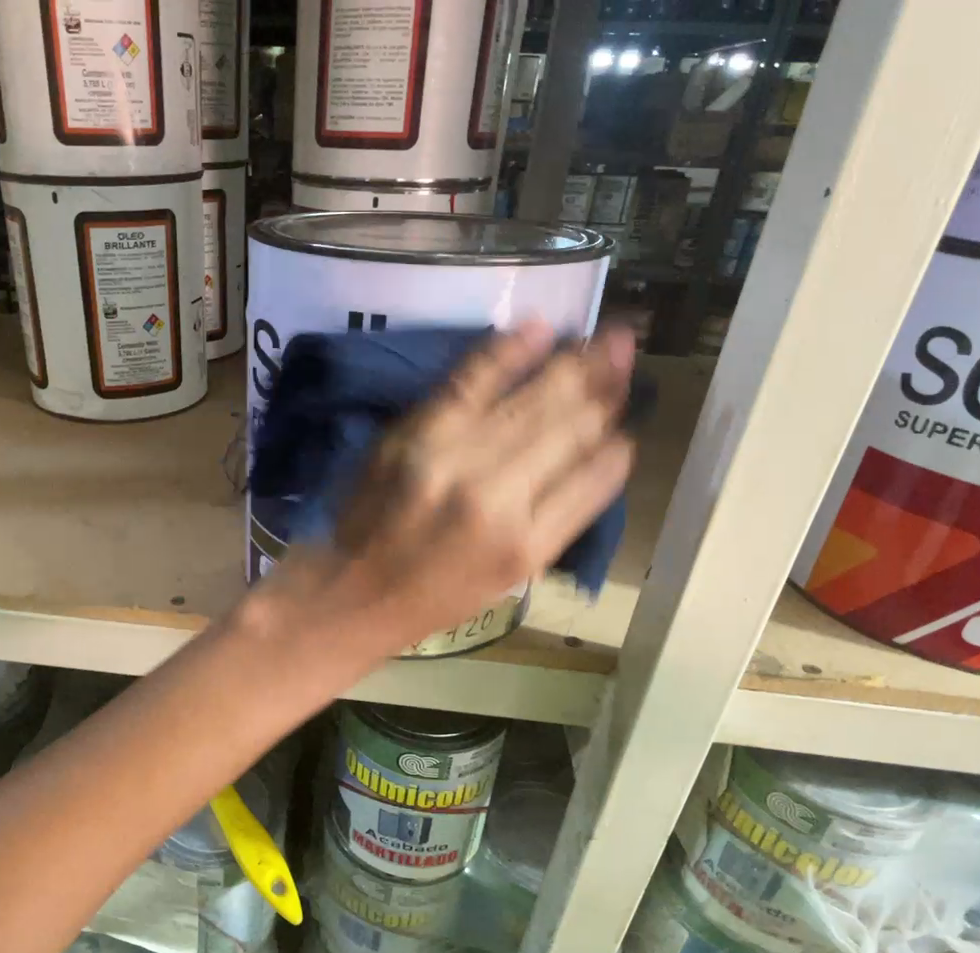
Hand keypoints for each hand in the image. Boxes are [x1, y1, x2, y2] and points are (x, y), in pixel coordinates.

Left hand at [249, 322, 636, 654]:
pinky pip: (470, 381)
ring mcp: (451, 460)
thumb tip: (602, 454)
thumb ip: (557, 520)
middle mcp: (496, 498)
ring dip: (571, 362)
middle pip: (567, 426)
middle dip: (605, 381)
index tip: (629, 410)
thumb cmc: (433, 596)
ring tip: (603, 333)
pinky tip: (538, 330)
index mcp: (526, 546)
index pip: (595, 476)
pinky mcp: (413, 434)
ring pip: (529, 400)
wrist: (350, 592)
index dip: (617, 438)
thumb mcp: (507, 578)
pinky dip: (506, 353)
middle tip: (626, 343)